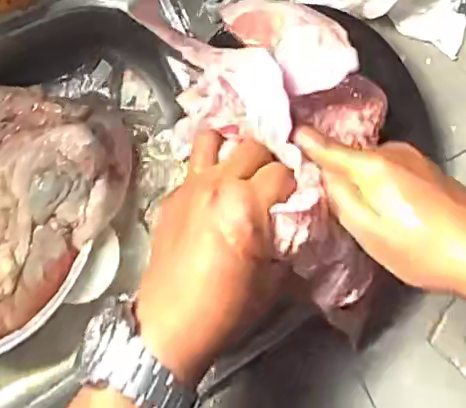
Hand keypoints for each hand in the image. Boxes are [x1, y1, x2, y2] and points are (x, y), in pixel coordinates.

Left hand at [133, 129, 295, 383]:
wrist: (169, 327)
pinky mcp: (172, 194)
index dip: (293, 181)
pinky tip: (213, 189)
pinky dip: (207, 169)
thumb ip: (285, 241)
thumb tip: (295, 222)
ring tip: (238, 166)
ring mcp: (191, 185)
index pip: (282, 171)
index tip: (295, 193)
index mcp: (245, 204)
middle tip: (270, 179)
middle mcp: (218, 185)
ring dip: (230, 149)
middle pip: (252, 146)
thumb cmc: (224, 310)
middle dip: (267, 160)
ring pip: (214, 138)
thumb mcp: (270, 281)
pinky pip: (193, 165)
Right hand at [295, 127, 465, 298]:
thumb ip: (340, 201)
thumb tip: (322, 177)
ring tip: (369, 216)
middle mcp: (391, 151)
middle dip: (335, 169)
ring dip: (361, 179)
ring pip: (369, 163)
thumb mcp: (370, 234)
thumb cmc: (428, 249)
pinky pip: (388, 168)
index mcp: (371, 165)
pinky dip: (380, 182)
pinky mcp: (424, 167)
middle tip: (328, 199)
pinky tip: (394, 213)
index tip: (285, 131)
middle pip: (348, 154)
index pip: (326, 145)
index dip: (304, 139)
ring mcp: (411, 157)